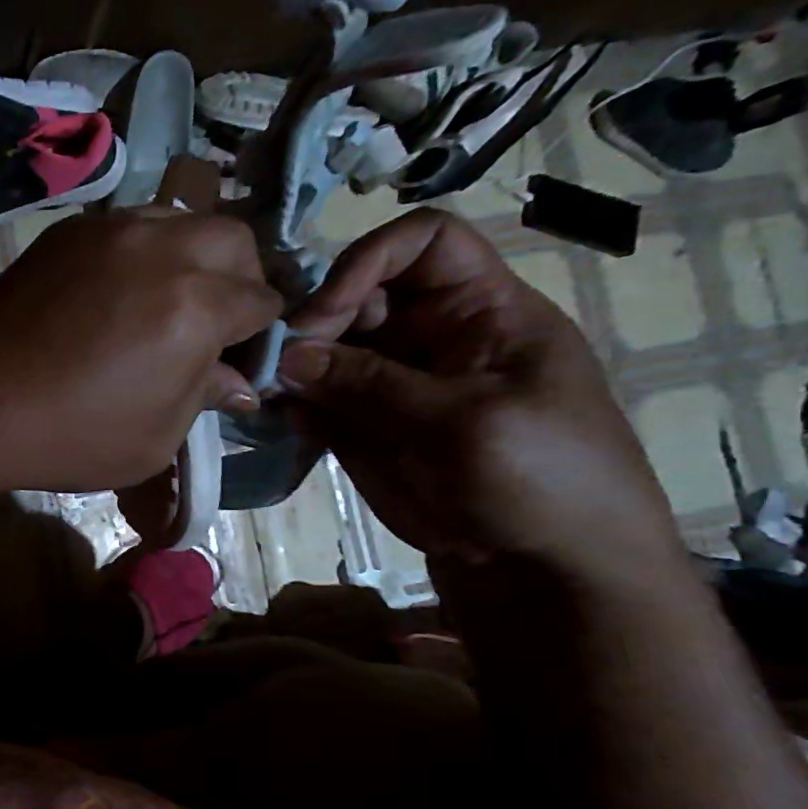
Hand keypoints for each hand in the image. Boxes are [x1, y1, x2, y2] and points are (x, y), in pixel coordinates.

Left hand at [0, 210, 280, 493]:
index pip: (260, 301)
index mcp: (195, 306)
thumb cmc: (67, 436)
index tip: (235, 355)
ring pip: (180, 219)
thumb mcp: (153, 440)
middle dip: (236, 278)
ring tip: (164, 297)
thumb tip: (239, 381)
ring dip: (189, 254)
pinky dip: (140, 249)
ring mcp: (109, 231)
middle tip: (209, 319)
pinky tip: (116, 287)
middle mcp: (160, 250)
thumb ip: (205, 397)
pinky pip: (127, 224)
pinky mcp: (67, 232)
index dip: (254, 333)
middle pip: (233, 240)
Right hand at [279, 209, 677, 573]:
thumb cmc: (540, 479)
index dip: (369, 259)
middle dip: (315, 319)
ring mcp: (388, 379)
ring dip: (291, 362)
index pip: (424, 242)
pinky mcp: (358, 420)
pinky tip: (279, 418)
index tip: (328, 312)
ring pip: (323, 344)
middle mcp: (427, 333)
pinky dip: (288, 401)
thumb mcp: (465, 422)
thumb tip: (286, 354)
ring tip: (267, 393)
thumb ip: (372, 383)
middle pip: (355, 292)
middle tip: (281, 364)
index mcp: (481, 310)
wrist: (539, 566)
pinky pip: (311, 393)